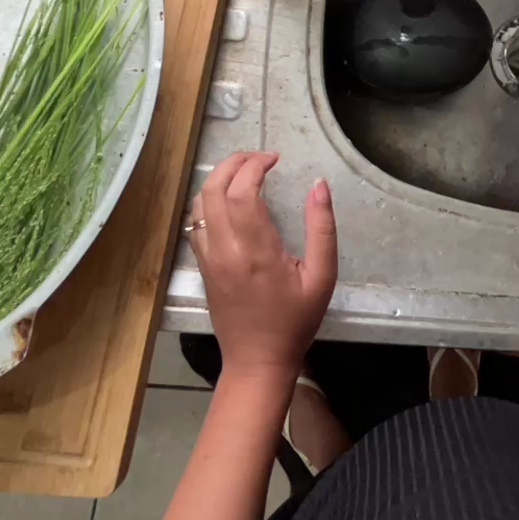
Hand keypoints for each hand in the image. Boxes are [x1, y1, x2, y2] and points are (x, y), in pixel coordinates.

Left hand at [187, 151, 337, 380]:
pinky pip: (196, 222)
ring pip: (199, 203)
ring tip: (245, 171)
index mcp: (255, 250)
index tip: (275, 159)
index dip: (255, 165)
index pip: (241, 190)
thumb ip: (322, 227)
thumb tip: (318, 185)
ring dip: (218, 178)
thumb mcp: (322, 276)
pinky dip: (209, 199)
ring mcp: (207, 258)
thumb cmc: (295, 320)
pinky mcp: (202, 266)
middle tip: (259, 157)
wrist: (258, 361)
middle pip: (213, 188)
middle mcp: (224, 249)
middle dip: (234, 162)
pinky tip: (229, 199)